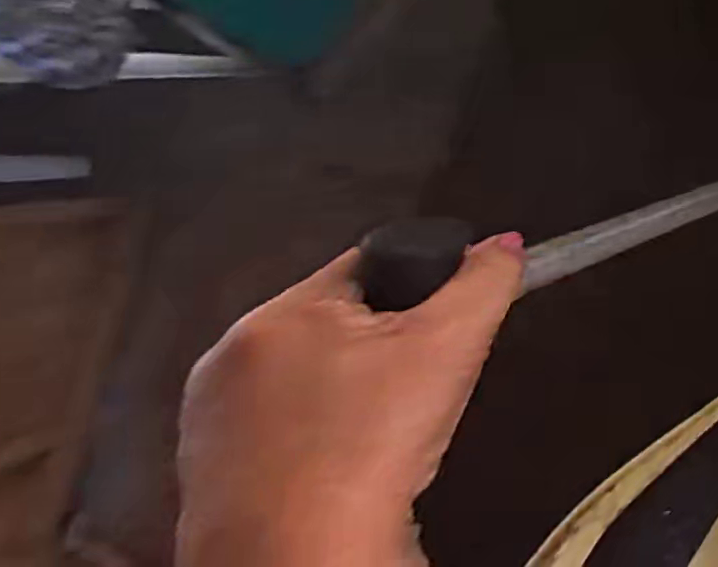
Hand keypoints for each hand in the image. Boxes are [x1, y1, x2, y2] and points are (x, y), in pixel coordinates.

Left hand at [177, 232, 523, 566]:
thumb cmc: (375, 439)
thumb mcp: (455, 340)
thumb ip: (487, 278)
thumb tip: (506, 242)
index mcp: (276, 316)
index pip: (374, 260)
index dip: (427, 279)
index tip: (452, 320)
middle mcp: (228, 359)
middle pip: (351, 313)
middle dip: (400, 333)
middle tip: (432, 369)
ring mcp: (211, 422)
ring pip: (325, 365)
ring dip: (370, 375)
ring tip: (402, 414)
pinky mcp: (211, 474)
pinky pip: (297, 415)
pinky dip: (336, 419)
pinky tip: (361, 449)